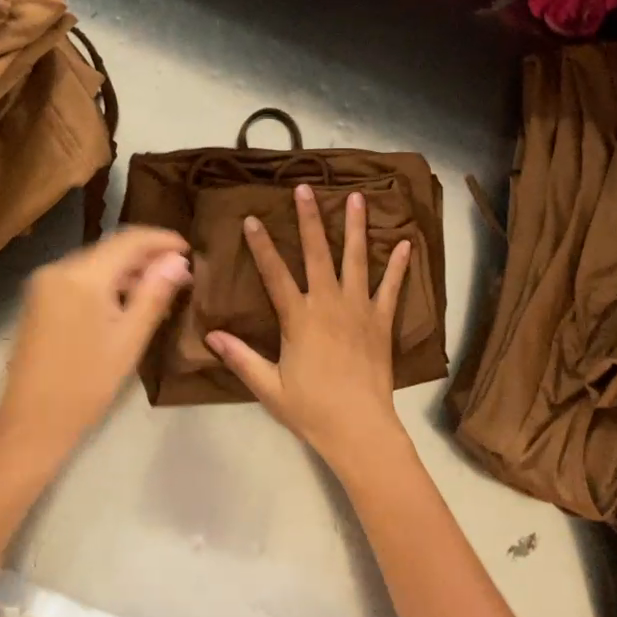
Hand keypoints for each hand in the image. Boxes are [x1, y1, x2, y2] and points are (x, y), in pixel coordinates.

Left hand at [0, 227, 191, 451]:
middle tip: (180, 274)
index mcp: (82, 276)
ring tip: (160, 289)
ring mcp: (44, 282)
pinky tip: (127, 301)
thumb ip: (155, 293)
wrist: (31, 422)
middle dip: (146, 257)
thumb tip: (178, 261)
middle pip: (111, 248)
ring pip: (96, 262)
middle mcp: (59, 268)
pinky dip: (106, 282)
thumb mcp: (130, 338)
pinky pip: (80, 277)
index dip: (161, 240)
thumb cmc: (87, 384)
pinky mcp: (39, 297)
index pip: (129, 239)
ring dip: (127, 270)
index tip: (188, 249)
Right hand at [207, 184, 412, 469]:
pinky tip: (405, 243)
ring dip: (355, 227)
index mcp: (298, 317)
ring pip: (356, 259)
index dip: (262, 245)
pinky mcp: (381, 321)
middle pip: (317, 253)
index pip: (274, 273)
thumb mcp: (268, 387)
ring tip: (357, 197)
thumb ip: (241, 358)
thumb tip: (210, 336)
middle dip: (310, 219)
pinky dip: (398, 266)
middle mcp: (328, 303)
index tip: (252, 218)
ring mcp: (358, 309)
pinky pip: (391, 287)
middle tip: (306, 188)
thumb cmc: (310, 409)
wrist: (359, 428)